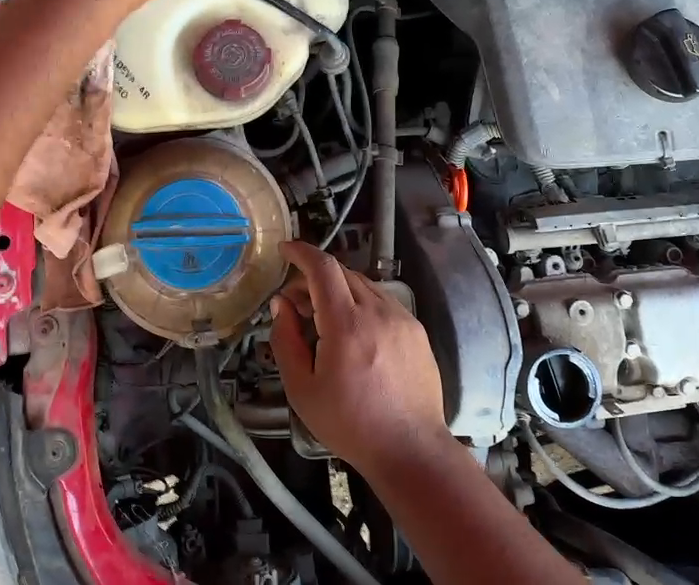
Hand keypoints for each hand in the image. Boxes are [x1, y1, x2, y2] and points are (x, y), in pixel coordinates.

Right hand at [268, 241, 450, 477]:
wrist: (411, 450)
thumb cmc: (350, 424)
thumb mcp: (302, 389)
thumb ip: (286, 340)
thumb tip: (282, 305)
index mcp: (347, 323)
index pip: (323, 268)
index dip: (301, 252)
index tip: (285, 249)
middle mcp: (378, 311)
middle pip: (342, 273)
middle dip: (315, 277)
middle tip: (296, 301)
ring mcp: (402, 319)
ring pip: (364, 286)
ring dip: (339, 290)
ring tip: (323, 318)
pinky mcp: (417, 332)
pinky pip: (383, 302)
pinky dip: (361, 304)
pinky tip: (354, 332)